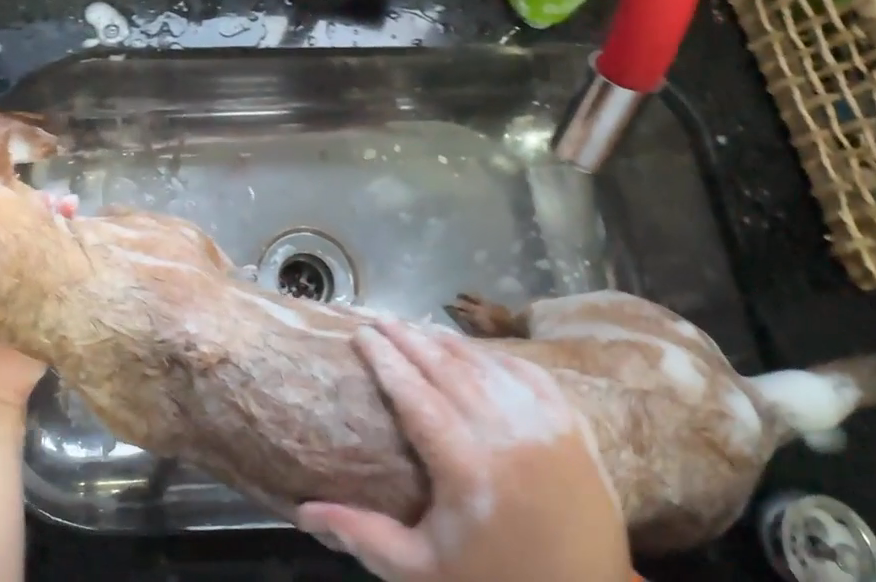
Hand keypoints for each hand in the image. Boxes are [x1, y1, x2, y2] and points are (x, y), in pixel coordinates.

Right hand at [296, 321, 630, 581]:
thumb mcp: (420, 571)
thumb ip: (362, 534)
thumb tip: (303, 512)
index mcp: (465, 465)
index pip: (413, 393)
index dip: (384, 359)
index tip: (360, 333)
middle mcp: (505, 432)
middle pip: (446, 367)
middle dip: (408, 338)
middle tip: (379, 318)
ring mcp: (544, 425)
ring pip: (486, 365)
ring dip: (448, 342)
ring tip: (417, 328)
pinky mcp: (572, 428)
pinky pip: (529, 374)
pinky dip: (496, 357)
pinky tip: (476, 353)